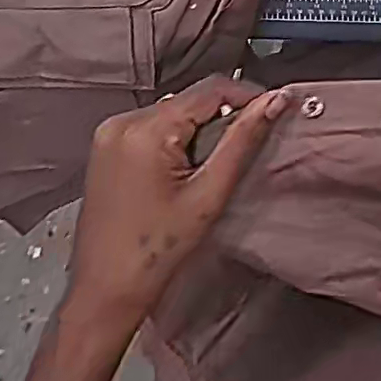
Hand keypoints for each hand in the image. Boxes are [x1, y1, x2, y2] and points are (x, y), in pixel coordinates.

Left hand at [64, 75, 290, 328]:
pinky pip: (155, 124)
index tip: (274, 111)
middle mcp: (123, 120)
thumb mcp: (209, 193)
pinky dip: (179, 136)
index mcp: (145, 129)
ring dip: (202, 126)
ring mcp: (110, 132)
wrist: (104, 291)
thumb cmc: (158, 251)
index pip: (210, 90)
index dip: (248, 95)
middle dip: (225, 115)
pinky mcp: (107, 145)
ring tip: (217, 162)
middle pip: (191, 98)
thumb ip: (244, 140)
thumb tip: (275, 101)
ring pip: (175, 110)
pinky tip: (188, 167)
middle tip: (247, 145)